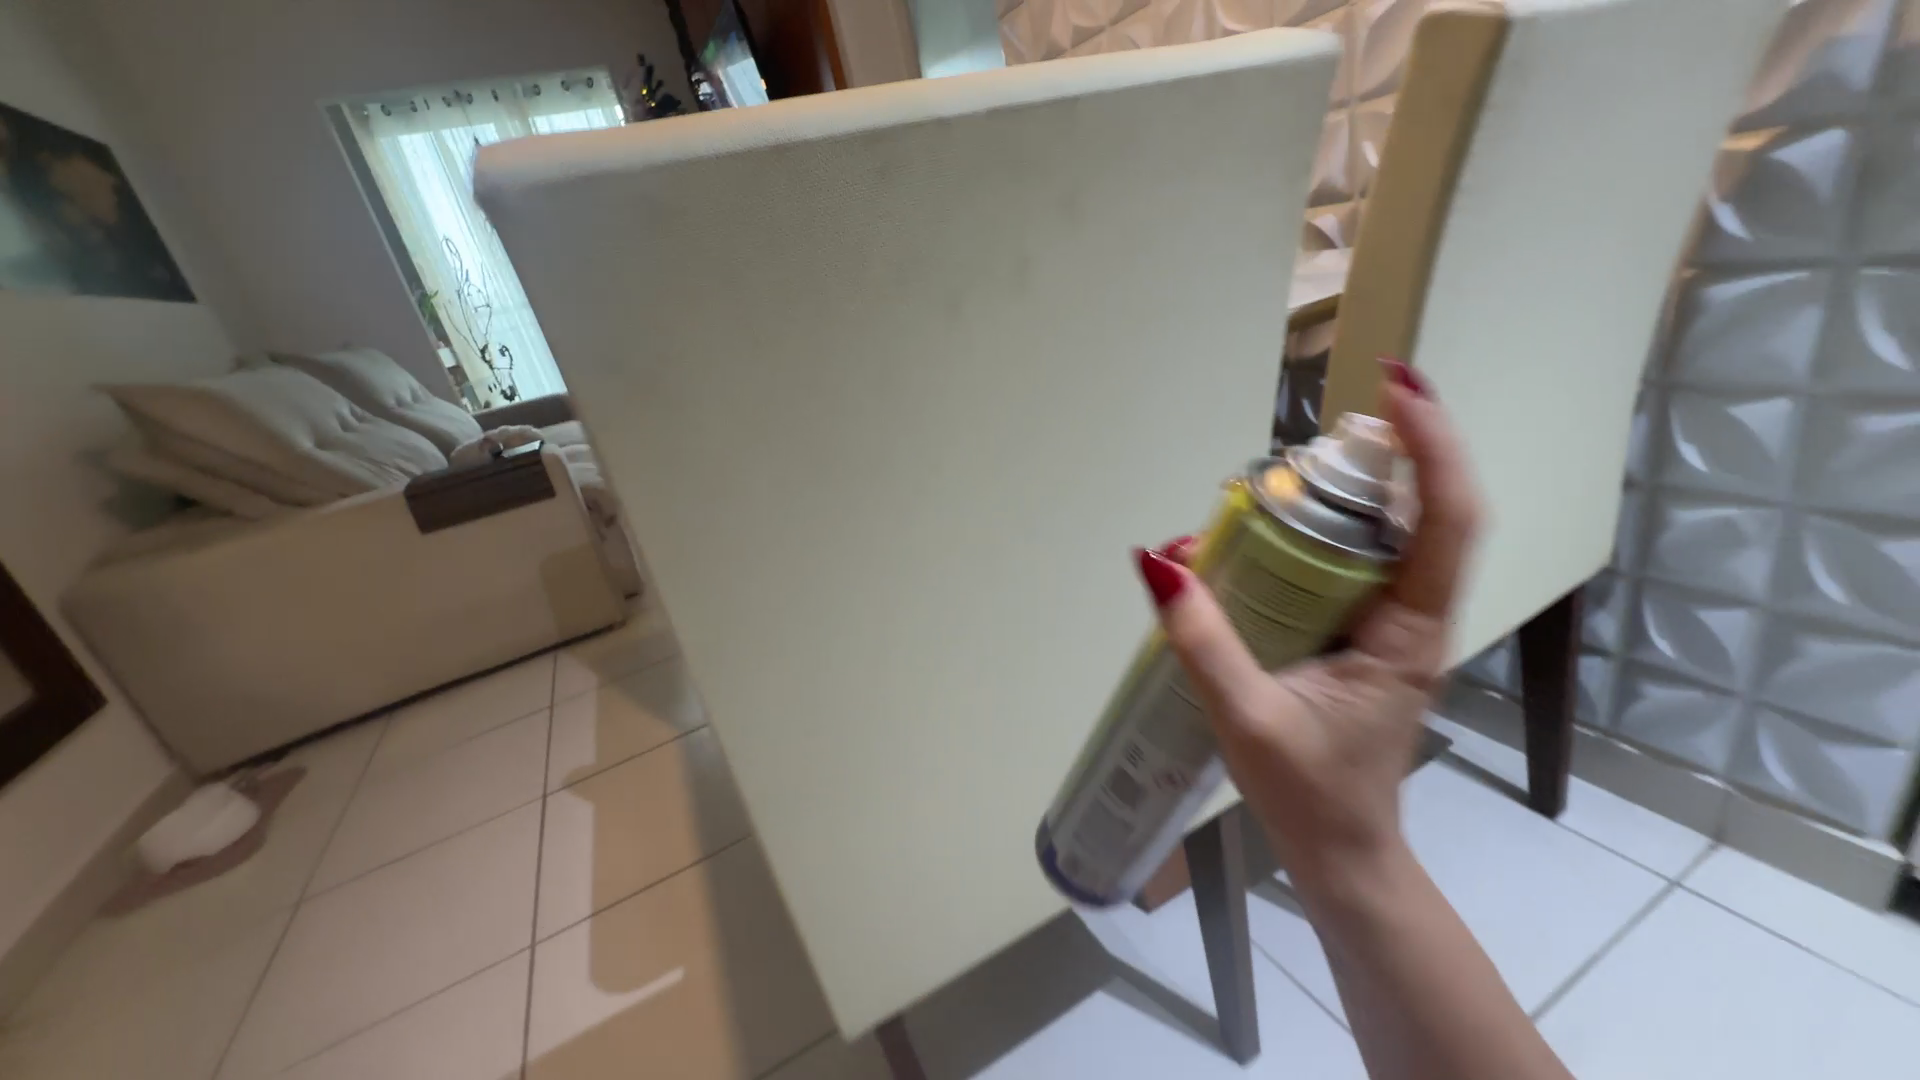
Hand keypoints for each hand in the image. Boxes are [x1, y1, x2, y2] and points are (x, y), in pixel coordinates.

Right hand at [1137, 363, 1481, 888]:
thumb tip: (1158, 561)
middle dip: (1380, 456)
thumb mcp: (1247, 717)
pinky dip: (1317, 533)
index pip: (1447, 519)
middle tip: (1316, 431)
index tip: (1397, 387)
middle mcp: (1411, 617)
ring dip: (1345, 492)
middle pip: (1419, 512)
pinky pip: (1349, 565)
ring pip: (1383, 536)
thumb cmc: (1311, 795)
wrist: (1343, 853)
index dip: (1433, 445)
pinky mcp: (1362, 637)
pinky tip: (1266, 536)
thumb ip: (1203, 641)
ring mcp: (1389, 627)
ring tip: (1281, 478)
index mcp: (1408, 632)